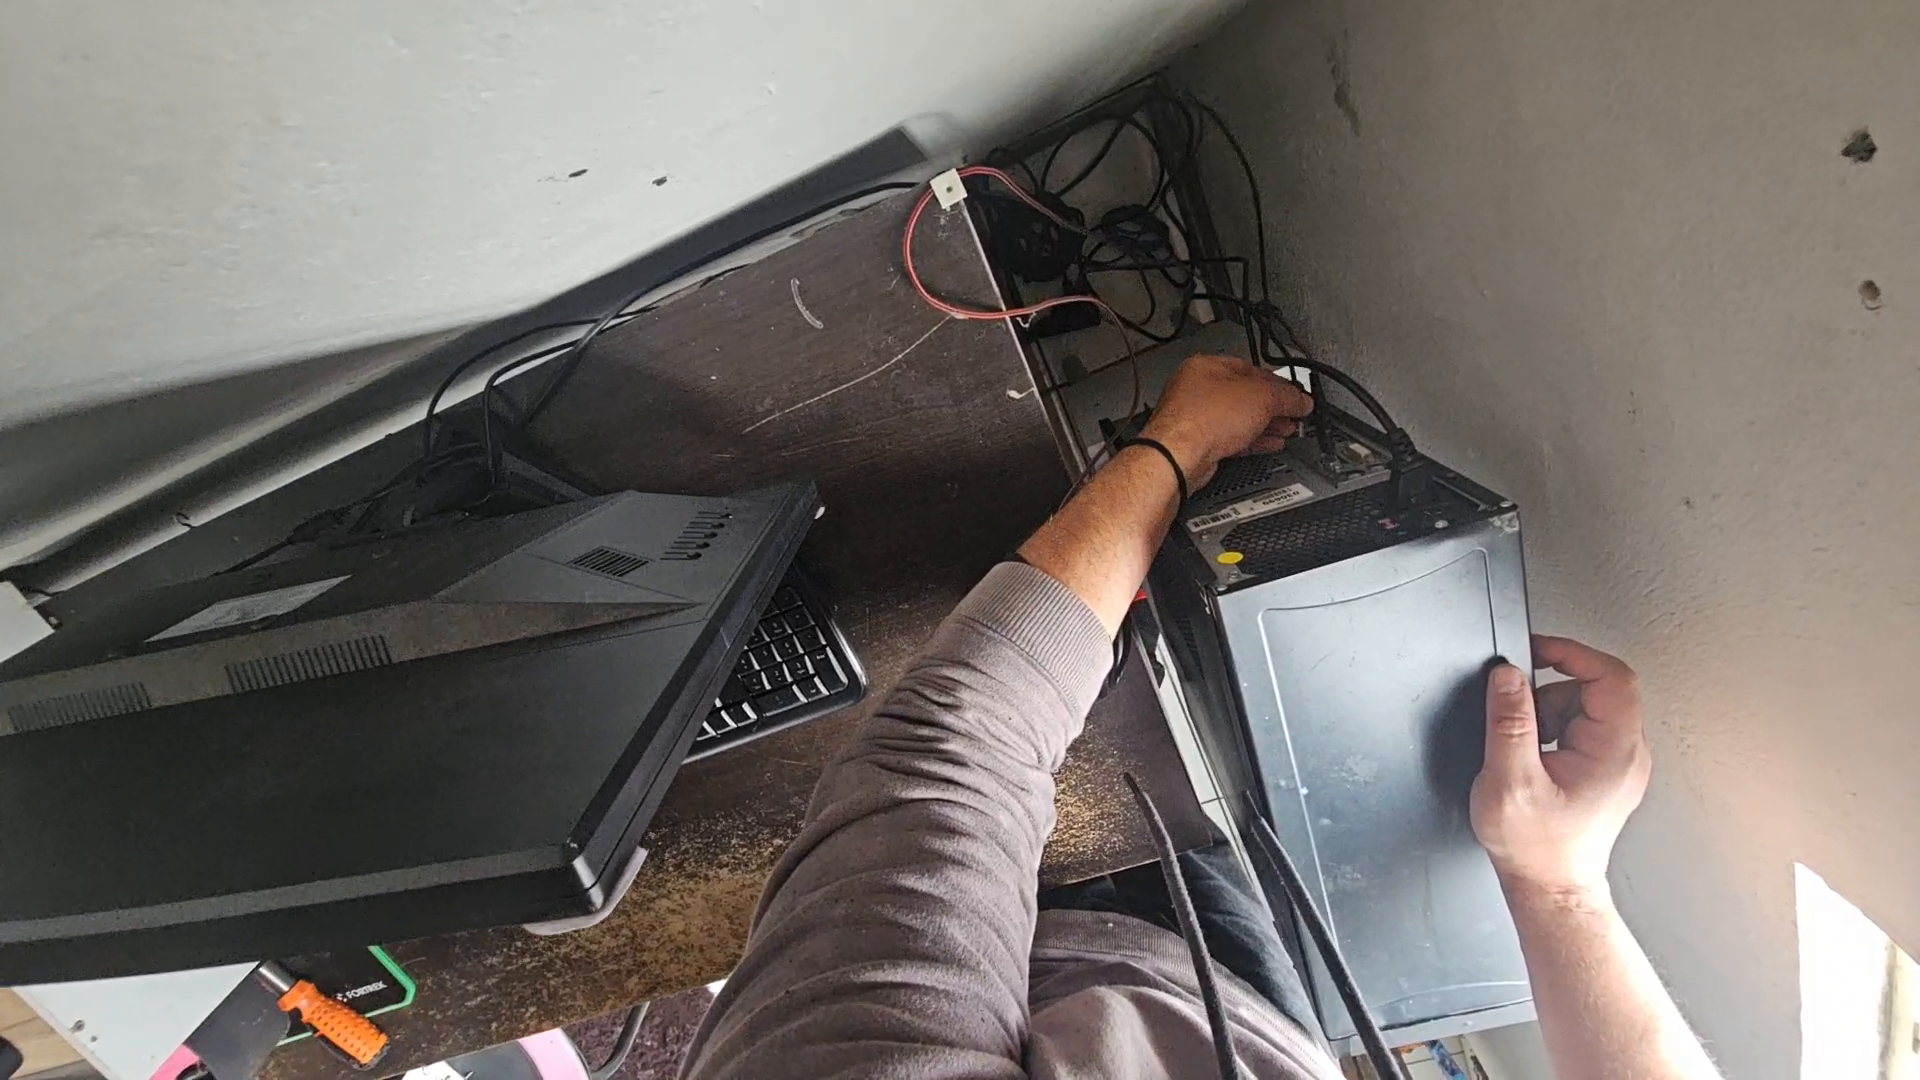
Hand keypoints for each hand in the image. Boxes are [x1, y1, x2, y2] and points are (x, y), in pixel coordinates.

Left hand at [1139, 354, 1313, 487]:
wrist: (1179, 456)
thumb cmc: (1203, 419)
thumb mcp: (1260, 397)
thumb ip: (1286, 396)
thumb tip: (1300, 400)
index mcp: (1204, 367)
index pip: (1250, 370)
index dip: (1278, 382)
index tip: (1295, 393)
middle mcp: (1194, 391)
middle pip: (1243, 396)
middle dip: (1273, 407)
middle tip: (1293, 414)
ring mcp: (1194, 419)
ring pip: (1236, 420)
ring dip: (1265, 425)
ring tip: (1286, 430)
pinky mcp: (1196, 444)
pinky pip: (1229, 439)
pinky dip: (1251, 441)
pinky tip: (1268, 444)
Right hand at [1470, 635, 1651, 897]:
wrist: (1549, 884)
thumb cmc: (1535, 843)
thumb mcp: (1509, 775)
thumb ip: (1508, 719)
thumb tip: (1506, 674)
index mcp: (1614, 751)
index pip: (1612, 677)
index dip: (1571, 652)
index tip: (1533, 648)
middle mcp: (1625, 754)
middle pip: (1590, 689)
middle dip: (1542, 693)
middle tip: (1513, 718)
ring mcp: (1615, 762)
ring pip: (1578, 707)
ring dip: (1541, 714)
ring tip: (1520, 750)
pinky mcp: (1599, 769)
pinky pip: (1574, 727)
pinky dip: (1544, 730)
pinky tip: (1528, 756)